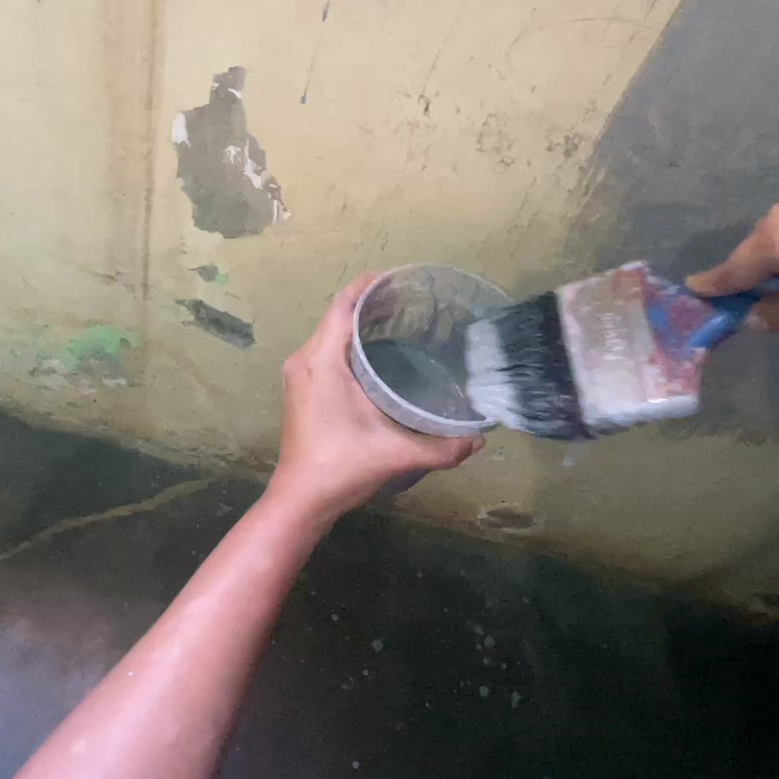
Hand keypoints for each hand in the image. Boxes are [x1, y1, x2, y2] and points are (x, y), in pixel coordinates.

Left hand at [266, 274, 482, 522]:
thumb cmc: (341, 467)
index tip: (397, 278)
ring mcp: (299, 374)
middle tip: (408, 301)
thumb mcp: (395, 454)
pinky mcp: (300, 388)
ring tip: (396, 320)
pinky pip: (324, 349)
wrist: (300, 499)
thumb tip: (478, 440)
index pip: (341, 307)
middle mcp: (305, 360)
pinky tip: (374, 353)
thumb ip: (441, 447)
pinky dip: (347, 341)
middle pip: (335, 316)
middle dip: (369, 303)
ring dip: (357, 323)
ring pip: (328, 333)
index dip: (367, 287)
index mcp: (322, 361)